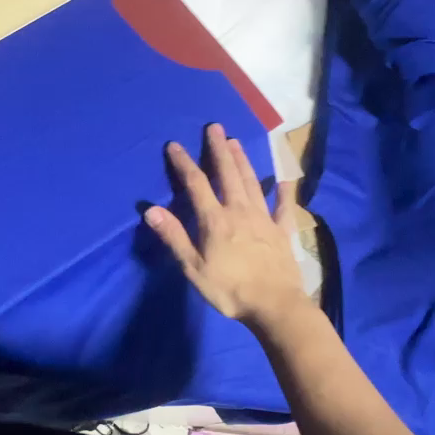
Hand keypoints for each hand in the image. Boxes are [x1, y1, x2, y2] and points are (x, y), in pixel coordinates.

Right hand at [143, 125, 312, 330]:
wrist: (276, 306)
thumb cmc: (229, 289)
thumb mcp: (193, 267)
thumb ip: (173, 237)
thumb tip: (151, 210)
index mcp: (215, 220)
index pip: (196, 184)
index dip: (183, 163)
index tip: (174, 145)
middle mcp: (240, 211)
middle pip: (228, 174)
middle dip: (219, 150)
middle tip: (215, 127)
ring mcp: (264, 220)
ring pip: (252, 183)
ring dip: (243, 161)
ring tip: (237, 142)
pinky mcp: (282, 232)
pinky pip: (283, 207)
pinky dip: (283, 192)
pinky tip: (283, 180)